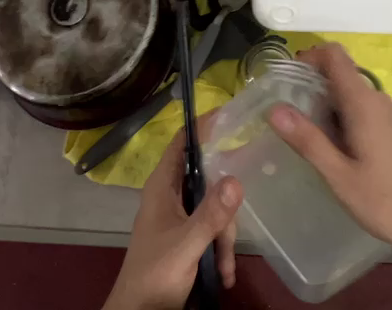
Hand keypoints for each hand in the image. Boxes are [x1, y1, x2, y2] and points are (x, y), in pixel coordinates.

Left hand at [103, 122, 243, 309]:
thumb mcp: (186, 245)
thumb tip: (236, 178)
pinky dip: (220, 252)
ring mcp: (179, 217)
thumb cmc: (155, 274)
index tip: (232, 117)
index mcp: (163, 185)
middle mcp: (171, 195)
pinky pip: (211, 232)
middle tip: (234, 226)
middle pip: (208, 179)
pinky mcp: (186, 239)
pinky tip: (224, 275)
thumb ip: (210, 215)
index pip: (183, 141)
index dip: (204, 126)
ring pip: (213, 209)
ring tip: (225, 268)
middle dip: (224, 207)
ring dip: (224, 239)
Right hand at [267, 43, 391, 255]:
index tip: (287, 79)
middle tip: (291, 120)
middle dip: (312, 89)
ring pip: (351, 95)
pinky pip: (364, 111)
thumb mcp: (341, 177)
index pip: (334, 55)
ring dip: (328, 108)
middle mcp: (378, 100)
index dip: (308, 56)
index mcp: (363, 102)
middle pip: (340, 75)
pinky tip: (340, 154)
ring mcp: (391, 115)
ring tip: (311, 141)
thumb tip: (274, 109)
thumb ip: (308, 141)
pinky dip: (345, 120)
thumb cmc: (390, 202)